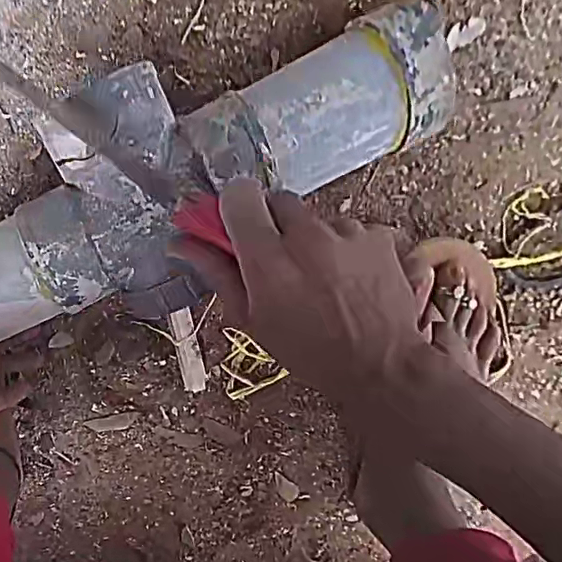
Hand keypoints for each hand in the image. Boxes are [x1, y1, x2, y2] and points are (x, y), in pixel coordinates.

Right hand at [168, 177, 434, 408]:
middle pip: (276, 201)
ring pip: (313, 217)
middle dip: (270, 224)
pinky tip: (345, 279)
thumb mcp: (251, 319)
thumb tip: (181, 243)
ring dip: (308, 238)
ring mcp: (348, 231)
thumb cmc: (307, 350)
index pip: (240, 196)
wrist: (380, 365)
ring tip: (318, 279)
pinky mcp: (379, 234)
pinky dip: (341, 246)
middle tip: (274, 261)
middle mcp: (309, 236)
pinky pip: (346, 228)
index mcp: (268, 259)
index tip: (233, 229)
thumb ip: (216, 272)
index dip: (233, 209)